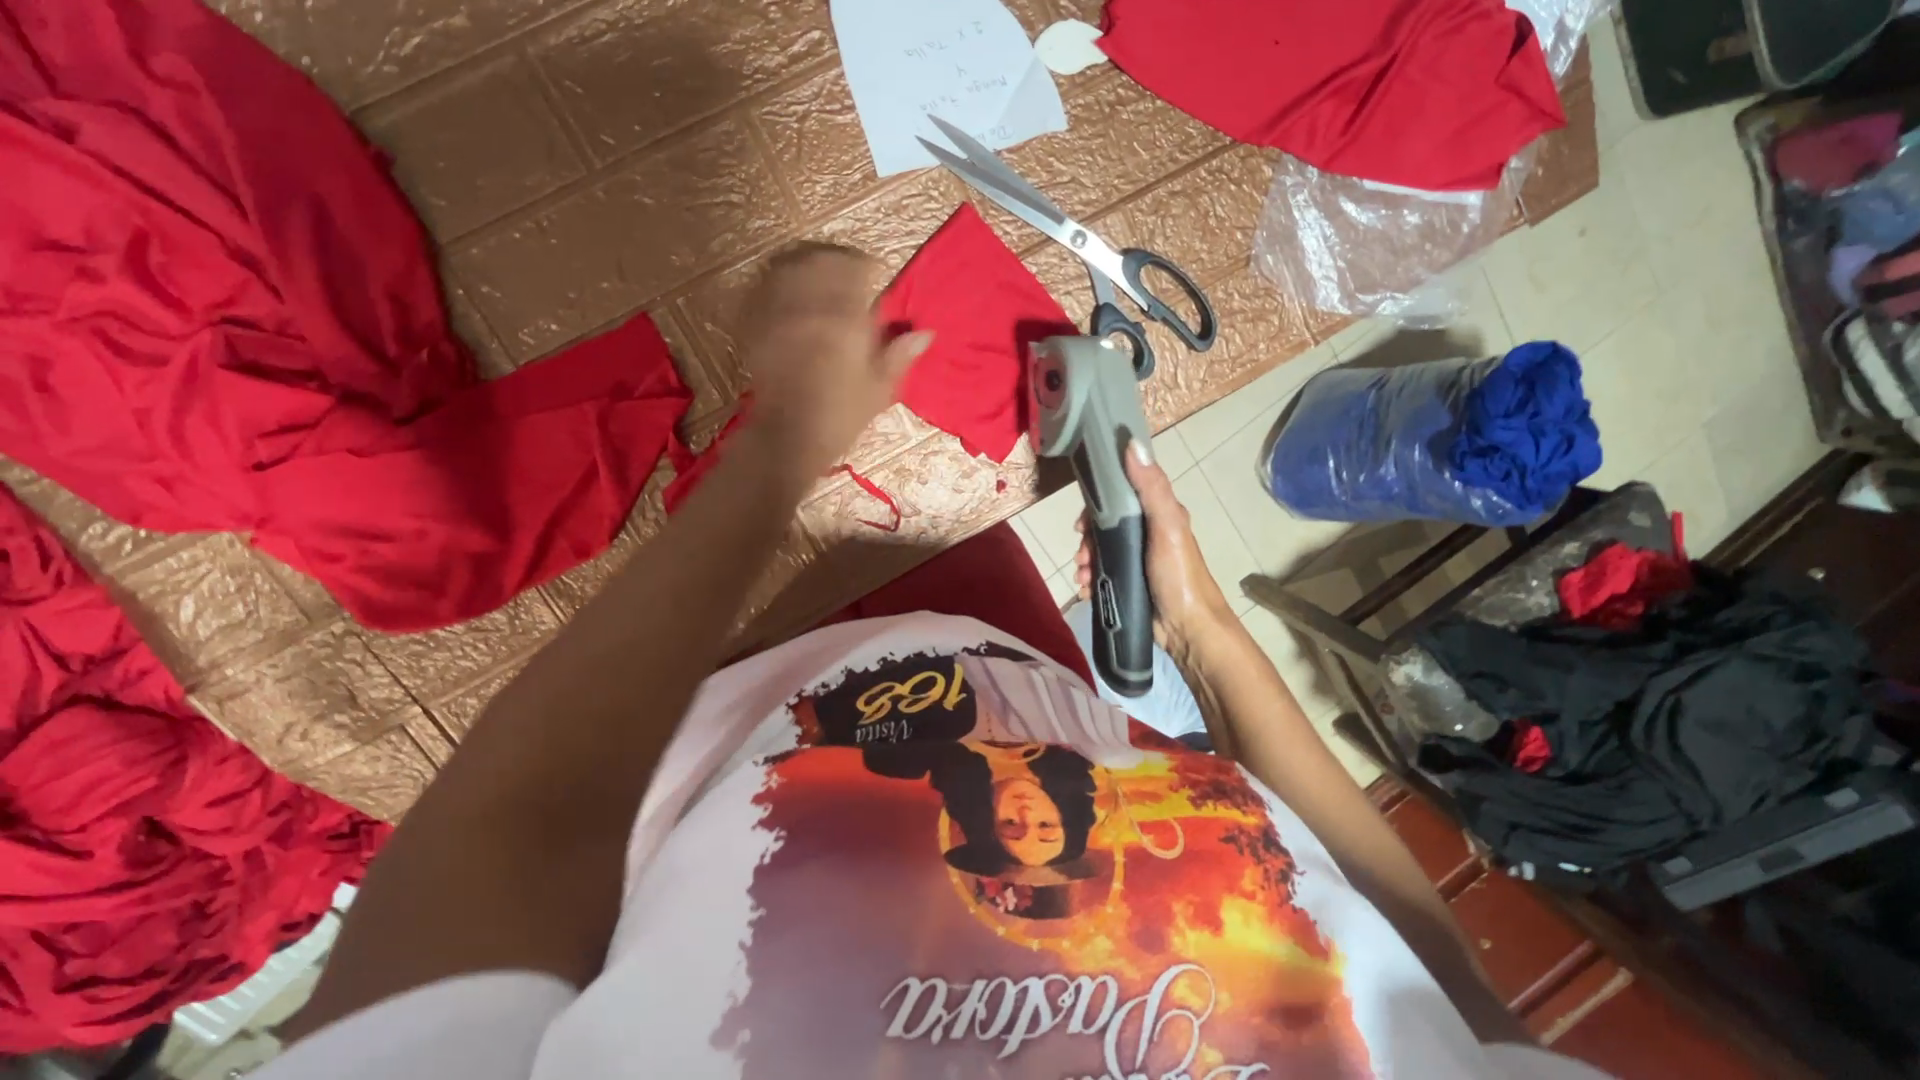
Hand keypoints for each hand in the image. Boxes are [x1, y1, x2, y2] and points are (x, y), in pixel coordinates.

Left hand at [736, 244, 931, 479]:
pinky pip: (765, 288)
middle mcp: (810, 307)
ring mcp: (778, 314)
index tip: (873, 271)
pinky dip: (778, 281)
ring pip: (789, 267)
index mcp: (845, 319)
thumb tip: (925, 334)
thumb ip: (899, 355)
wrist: (789, 438)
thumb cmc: (840, 417)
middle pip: (819, 261)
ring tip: (817, 275)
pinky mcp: (756, 326)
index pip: (855, 269)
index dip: (865, 265)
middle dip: (835, 259)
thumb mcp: (879, 389)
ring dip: (805, 264)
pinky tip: (789, 292)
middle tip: (846, 268)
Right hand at [1074, 441, 1236, 655]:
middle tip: (1081, 556)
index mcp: (1159, 514)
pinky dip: (1090, 580)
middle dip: (1087, 539)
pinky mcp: (1130, 583)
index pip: (1121, 495)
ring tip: (1083, 578)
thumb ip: (1151, 487)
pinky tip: (1087, 590)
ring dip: (1085, 561)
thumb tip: (1131, 444)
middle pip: (1105, 525)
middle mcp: (1148, 533)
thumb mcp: (1167, 526)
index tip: (1080, 521)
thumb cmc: (1179, 575)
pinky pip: (1102, 574)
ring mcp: (1138, 560)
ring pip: (1100, 551)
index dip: (1097, 503)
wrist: (1188, 629)